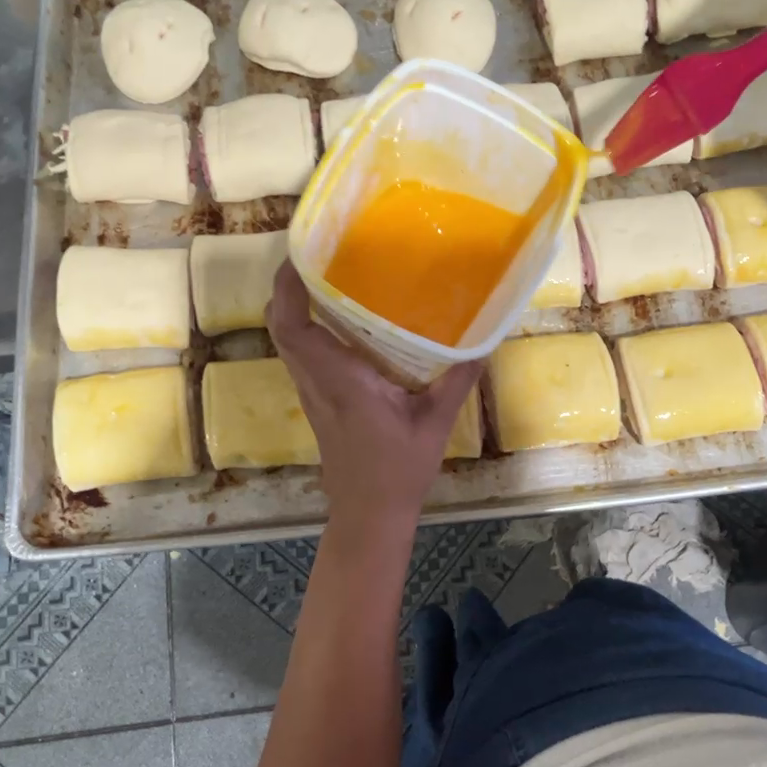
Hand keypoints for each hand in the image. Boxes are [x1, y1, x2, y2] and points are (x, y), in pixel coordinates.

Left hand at [266, 262, 483, 528]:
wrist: (368, 513)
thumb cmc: (399, 470)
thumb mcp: (435, 423)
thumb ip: (457, 379)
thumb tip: (485, 338)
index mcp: (340, 381)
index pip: (294, 328)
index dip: (289, 288)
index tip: (302, 254)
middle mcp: (317, 382)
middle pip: (281, 326)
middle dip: (290, 286)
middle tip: (318, 255)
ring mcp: (312, 393)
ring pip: (288, 340)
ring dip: (296, 306)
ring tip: (329, 277)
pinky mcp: (318, 401)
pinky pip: (301, 354)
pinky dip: (308, 328)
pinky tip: (342, 320)